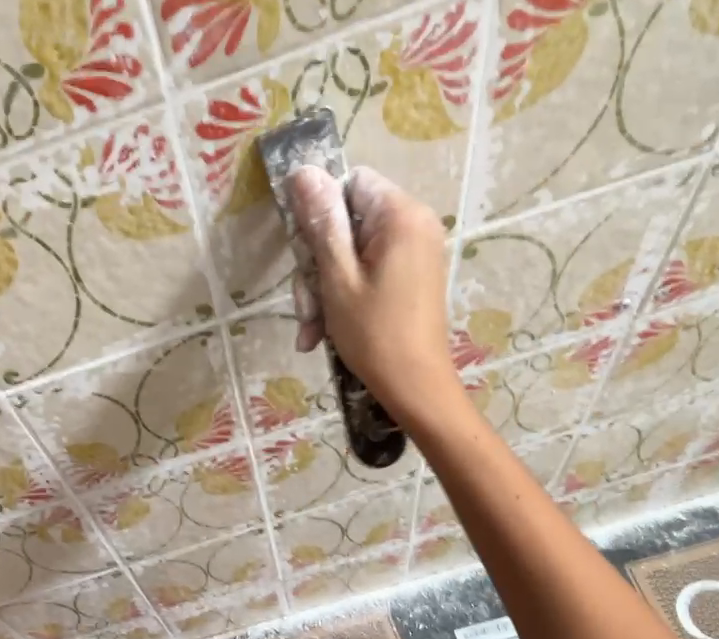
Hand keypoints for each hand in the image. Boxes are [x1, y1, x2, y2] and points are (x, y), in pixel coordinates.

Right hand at [286, 166, 457, 427]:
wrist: (415, 386)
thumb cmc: (375, 335)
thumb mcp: (337, 278)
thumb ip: (321, 223)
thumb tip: (304, 171)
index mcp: (400, 215)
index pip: (349, 183)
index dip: (319, 214)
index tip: (303, 253)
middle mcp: (414, 224)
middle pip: (347, 221)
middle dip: (317, 266)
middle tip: (306, 308)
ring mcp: (415, 251)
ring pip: (351, 252)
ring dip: (324, 289)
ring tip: (312, 330)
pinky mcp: (411, 275)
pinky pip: (366, 271)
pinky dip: (343, 298)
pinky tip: (323, 333)